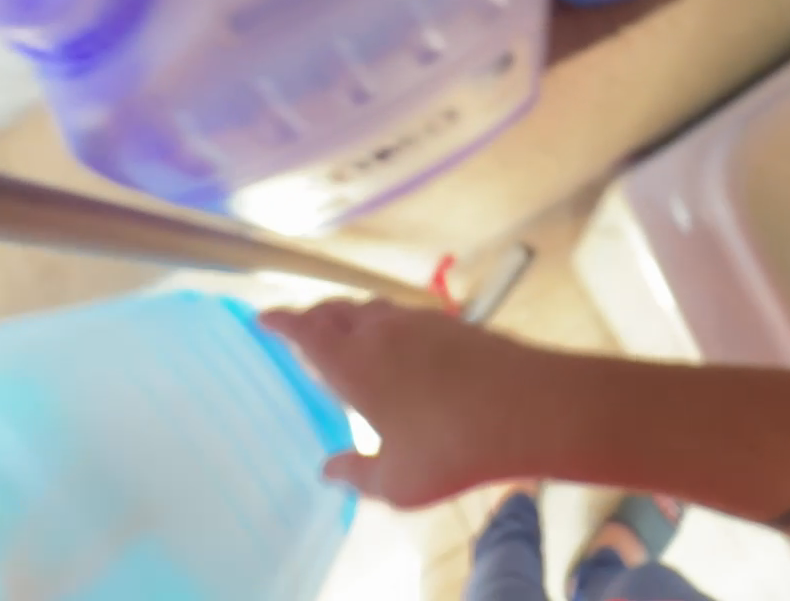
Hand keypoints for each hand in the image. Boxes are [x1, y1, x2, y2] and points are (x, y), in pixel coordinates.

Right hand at [260, 299, 560, 507]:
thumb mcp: (397, 481)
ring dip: (350, 315)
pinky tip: (396, 343)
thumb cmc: (453, 447)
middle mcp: (382, 331)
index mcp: (356, 363)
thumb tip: (329, 469)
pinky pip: (403, 314)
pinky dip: (385, 321)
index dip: (281, 321)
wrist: (527, 404)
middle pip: (336, 310)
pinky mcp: (451, 322)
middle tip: (300, 327)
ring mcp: (419, 320)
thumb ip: (356, 475)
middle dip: (313, 315)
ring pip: (372, 307)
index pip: (306, 331)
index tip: (263, 316)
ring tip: (344, 333)